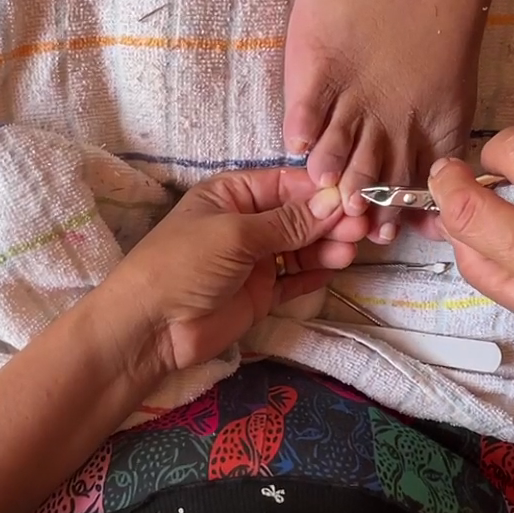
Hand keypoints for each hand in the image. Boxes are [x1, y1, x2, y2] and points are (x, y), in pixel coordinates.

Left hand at [99, 170, 368, 374]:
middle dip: (330, 219)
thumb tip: (334, 202)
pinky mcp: (259, 294)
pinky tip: (336, 268)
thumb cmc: (183, 265)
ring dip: (327, 247)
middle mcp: (245, 223)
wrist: (150, 328)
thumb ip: (287, 222)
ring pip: (300, 248)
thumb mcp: (235, 234)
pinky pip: (294, 279)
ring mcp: (253, 261)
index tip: (355, 196)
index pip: (286, 184)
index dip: (320, 190)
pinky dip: (315, 274)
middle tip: (363, 227)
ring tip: (352, 250)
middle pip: (298, 215)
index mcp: (232, 194)